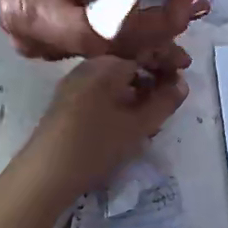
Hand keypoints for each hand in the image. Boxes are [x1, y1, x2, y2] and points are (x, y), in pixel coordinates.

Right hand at [0, 0, 203, 67]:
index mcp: (33, 16)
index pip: (97, 31)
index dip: (144, 23)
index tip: (185, 3)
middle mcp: (43, 44)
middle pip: (110, 49)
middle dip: (160, 32)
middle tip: (198, 6)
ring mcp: (52, 52)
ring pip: (109, 57)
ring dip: (155, 42)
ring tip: (192, 19)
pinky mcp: (63, 49)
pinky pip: (104, 53)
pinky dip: (138, 42)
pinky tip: (167, 35)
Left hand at [20, 56, 188, 201]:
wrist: (40, 179)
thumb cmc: (93, 147)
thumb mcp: (137, 126)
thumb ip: (164, 102)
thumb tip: (182, 84)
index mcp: (107, 63)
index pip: (145, 48)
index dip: (168, 56)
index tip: (187, 67)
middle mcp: (90, 65)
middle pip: (131, 60)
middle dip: (155, 73)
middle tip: (174, 90)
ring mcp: (76, 83)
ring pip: (118, 77)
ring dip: (140, 87)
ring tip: (156, 110)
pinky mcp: (69, 102)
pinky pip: (104, 89)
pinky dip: (123, 97)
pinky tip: (132, 118)